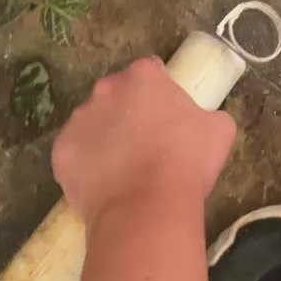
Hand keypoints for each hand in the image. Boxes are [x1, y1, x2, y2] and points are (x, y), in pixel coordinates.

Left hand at [53, 57, 236, 224]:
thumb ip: (207, 114)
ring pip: (94, 121)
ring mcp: (79, 120)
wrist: (147, 209)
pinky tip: (106, 182)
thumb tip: (202, 121)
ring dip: (106, 135)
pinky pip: (76, 152)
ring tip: (125, 166)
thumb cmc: (187, 162)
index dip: (161, 91)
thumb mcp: (218, 129)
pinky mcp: (61, 151)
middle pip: (118, 93)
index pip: (151, 70)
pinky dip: (87, 162)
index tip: (168, 114)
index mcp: (143, 75)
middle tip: (147, 140)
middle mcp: (106, 89)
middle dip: (129, 110)